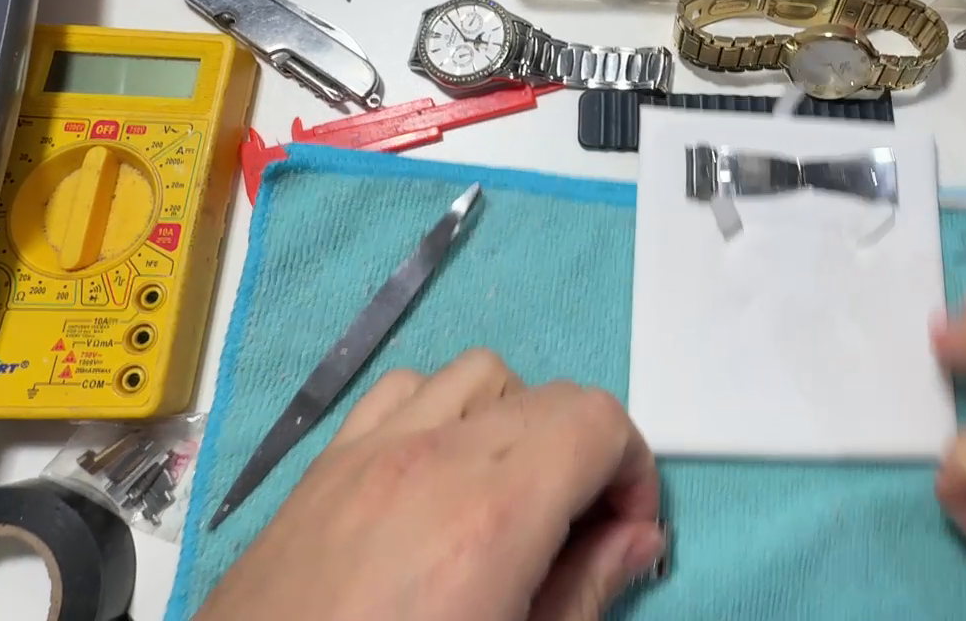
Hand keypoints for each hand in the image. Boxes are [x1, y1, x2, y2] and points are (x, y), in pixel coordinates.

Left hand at [196, 349, 665, 620]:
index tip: (625, 528)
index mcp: (492, 513)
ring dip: (519, 418)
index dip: (633, 467)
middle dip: (589, 450)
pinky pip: (405, 389)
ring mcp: (374, 448)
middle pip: (553, 396)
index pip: (599, 421)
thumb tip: (639, 534)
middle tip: (581, 526)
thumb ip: (588, 591)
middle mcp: (438, 456)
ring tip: (510, 490)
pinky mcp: (327, 461)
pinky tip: (435, 470)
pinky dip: (442, 409)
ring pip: (483, 375)